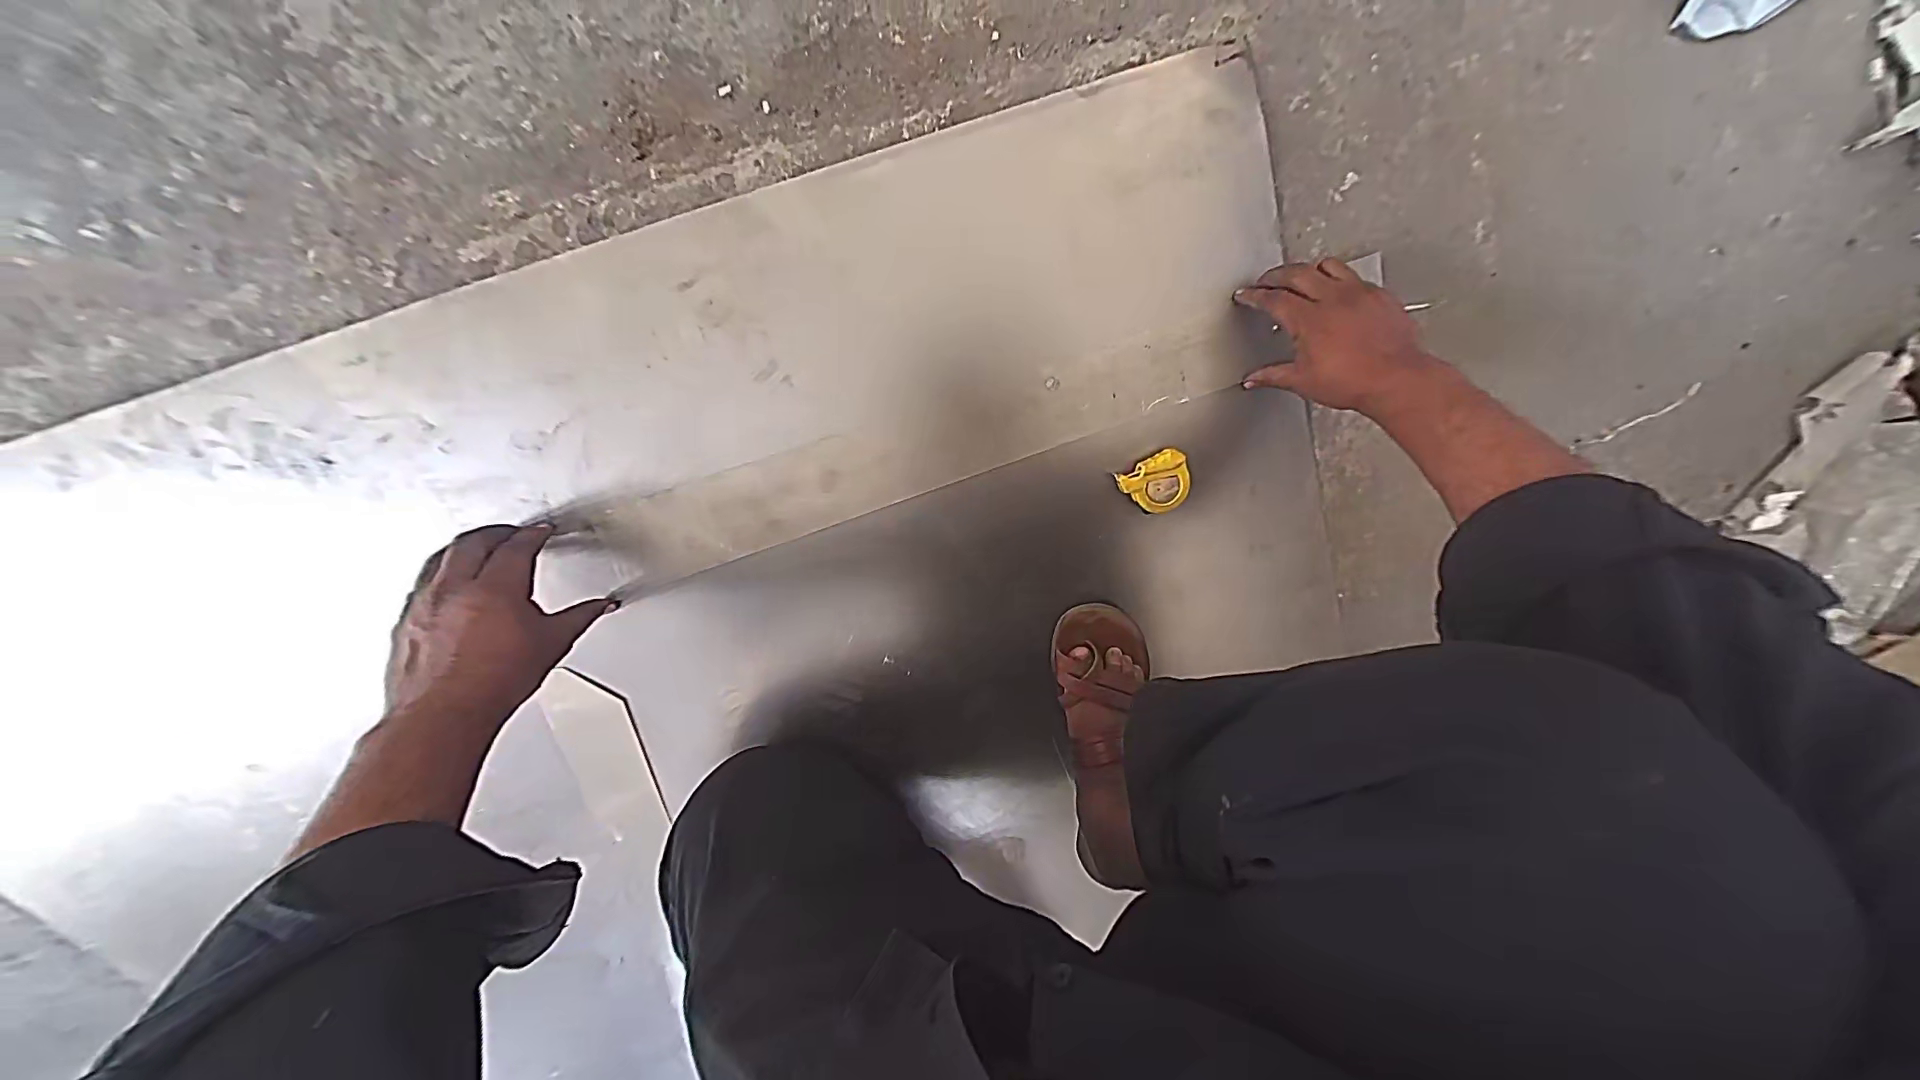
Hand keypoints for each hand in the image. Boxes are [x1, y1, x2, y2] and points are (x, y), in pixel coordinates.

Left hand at [385, 524, 615, 723]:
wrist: (445, 715)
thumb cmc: (494, 684)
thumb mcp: (552, 643)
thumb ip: (581, 616)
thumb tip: (601, 605)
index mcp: (495, 589)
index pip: (517, 547)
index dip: (534, 535)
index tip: (542, 531)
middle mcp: (456, 589)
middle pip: (474, 542)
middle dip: (498, 532)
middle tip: (513, 532)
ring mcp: (426, 603)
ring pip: (443, 557)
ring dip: (466, 547)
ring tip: (480, 547)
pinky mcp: (407, 620)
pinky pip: (424, 582)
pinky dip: (443, 571)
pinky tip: (451, 582)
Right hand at [1233, 257, 1446, 413]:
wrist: (1396, 380)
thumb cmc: (1355, 381)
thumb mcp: (1303, 381)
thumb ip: (1273, 375)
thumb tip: (1254, 378)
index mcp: (1309, 319)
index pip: (1273, 298)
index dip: (1255, 295)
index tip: (1247, 295)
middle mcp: (1333, 300)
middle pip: (1296, 273)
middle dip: (1275, 276)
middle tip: (1265, 281)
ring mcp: (1358, 293)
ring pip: (1327, 265)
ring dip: (1307, 269)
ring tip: (1300, 277)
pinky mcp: (1379, 295)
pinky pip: (1354, 276)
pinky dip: (1338, 279)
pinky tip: (1336, 291)